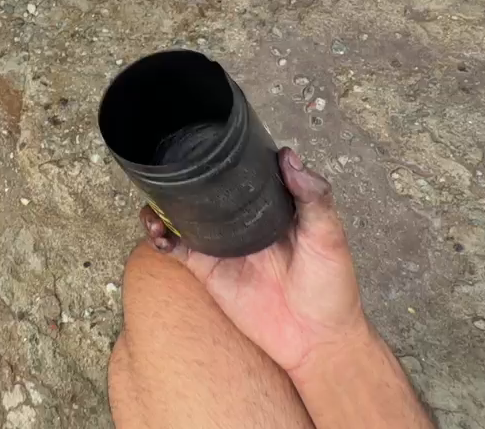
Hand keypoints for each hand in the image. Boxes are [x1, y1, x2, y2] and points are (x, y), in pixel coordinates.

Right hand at [143, 149, 371, 375]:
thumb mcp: (329, 239)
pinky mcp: (205, 267)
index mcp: (261, 206)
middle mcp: (234, 220)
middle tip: (162, 172)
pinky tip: (159, 235)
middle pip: (196, 190)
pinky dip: (160, 238)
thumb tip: (289, 156)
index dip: (212, 155)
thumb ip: (314, 199)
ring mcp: (217, 243)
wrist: (317, 344)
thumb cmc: (331, 290)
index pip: (232, 172)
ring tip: (153, 210)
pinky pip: (175, 247)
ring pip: (178, 215)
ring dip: (158, 207)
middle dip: (173, 179)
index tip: (195, 140)